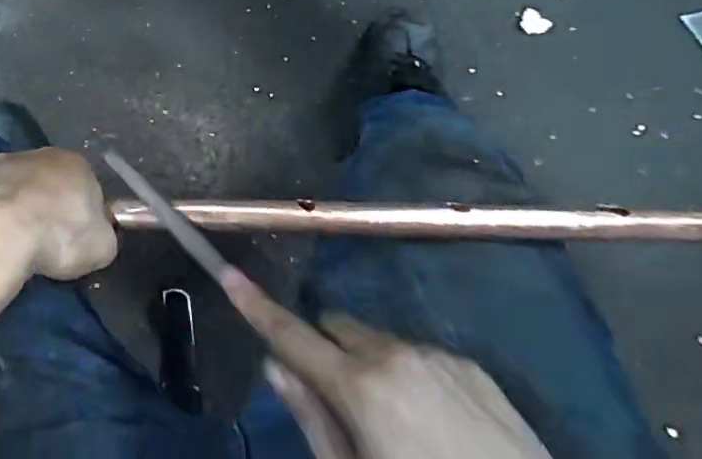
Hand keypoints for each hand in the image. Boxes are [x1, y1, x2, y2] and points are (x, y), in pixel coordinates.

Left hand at [0, 148, 117, 280]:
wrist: (5, 234)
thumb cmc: (60, 236)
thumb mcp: (102, 246)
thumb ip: (104, 233)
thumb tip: (97, 234)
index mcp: (78, 164)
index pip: (87, 187)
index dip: (82, 213)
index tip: (74, 236)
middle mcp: (45, 154)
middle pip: (52, 180)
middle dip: (51, 203)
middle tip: (47, 238)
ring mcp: (10, 161)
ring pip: (22, 184)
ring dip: (22, 203)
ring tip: (18, 238)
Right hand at [224, 272, 550, 458]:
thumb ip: (313, 421)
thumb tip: (276, 368)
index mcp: (360, 387)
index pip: (293, 336)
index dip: (256, 306)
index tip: (227, 273)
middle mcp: (395, 354)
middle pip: (336, 327)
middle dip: (324, 348)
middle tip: (336, 400)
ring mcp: (438, 355)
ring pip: (379, 341)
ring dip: (369, 364)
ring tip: (398, 426)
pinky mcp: (473, 365)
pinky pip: (421, 355)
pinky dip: (411, 375)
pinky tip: (439, 427)